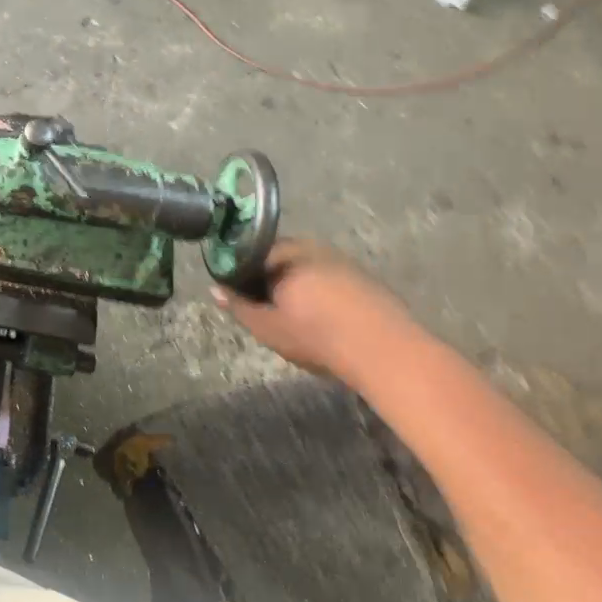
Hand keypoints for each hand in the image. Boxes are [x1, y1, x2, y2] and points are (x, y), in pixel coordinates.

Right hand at [211, 239, 414, 377]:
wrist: (387, 352)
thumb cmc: (316, 336)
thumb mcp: (267, 327)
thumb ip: (238, 306)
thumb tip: (214, 289)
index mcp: (287, 255)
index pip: (253, 253)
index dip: (243, 273)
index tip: (241, 296)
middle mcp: (315, 249)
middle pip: (283, 258)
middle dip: (273, 278)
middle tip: (269, 310)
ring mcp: (345, 262)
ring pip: (310, 268)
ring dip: (300, 286)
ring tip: (298, 317)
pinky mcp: (368, 280)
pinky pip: (334, 280)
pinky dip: (325, 294)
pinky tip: (327, 320)